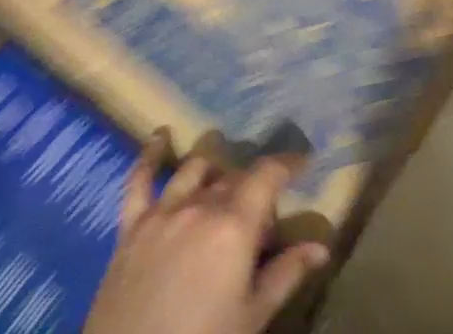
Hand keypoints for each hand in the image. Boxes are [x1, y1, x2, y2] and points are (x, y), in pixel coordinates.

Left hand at [84, 136, 331, 333]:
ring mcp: (162, 212)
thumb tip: (320, 248)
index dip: (288, 163)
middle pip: (233, 177)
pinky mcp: (131, 225)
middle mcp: (200, 206)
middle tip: (266, 204)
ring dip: (215, 167)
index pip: (268, 175)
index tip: (303, 161)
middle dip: (254, 182)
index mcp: (235, 225)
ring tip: (225, 173)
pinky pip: (139, 180)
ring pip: (195, 171)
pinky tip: (159, 137)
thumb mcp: (253, 315)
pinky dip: (150, 155)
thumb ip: (286, 274)